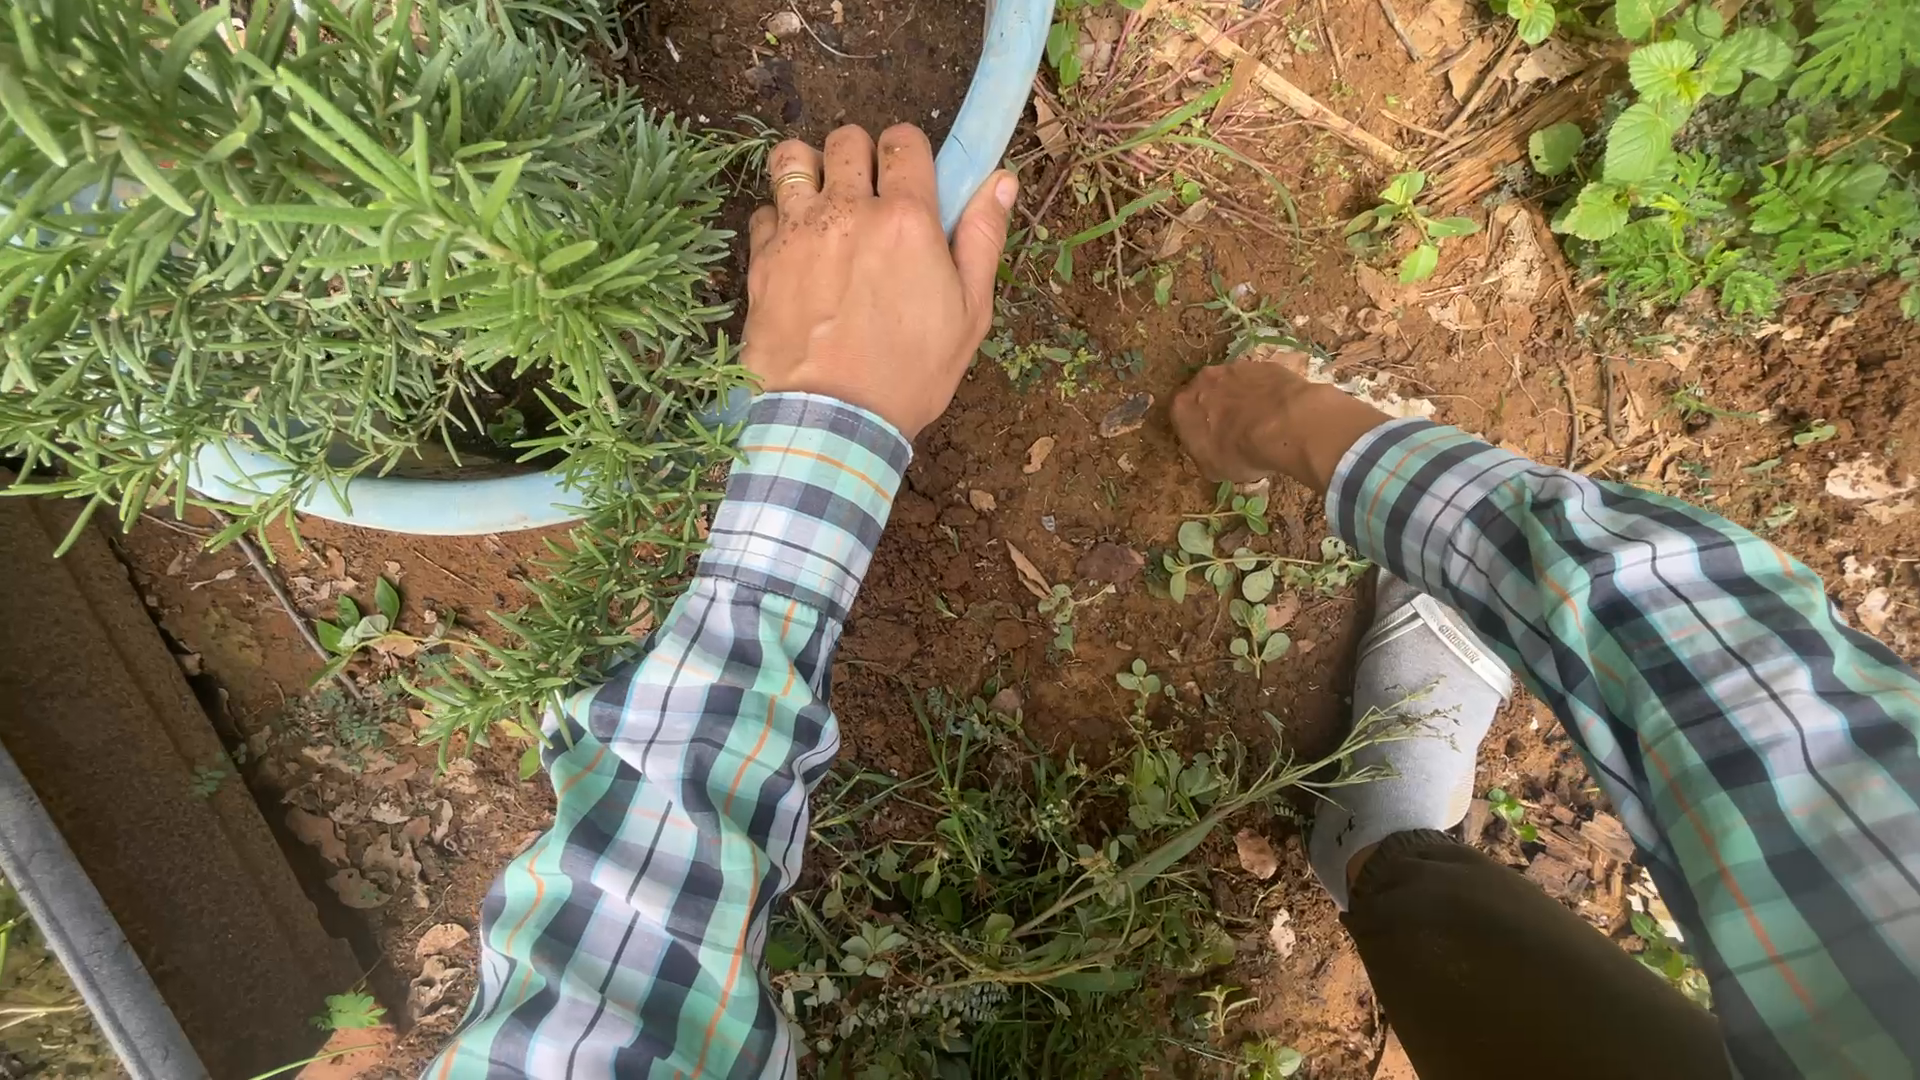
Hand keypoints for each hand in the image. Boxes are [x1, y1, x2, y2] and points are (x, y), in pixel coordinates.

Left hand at [741, 124, 1018, 438]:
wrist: (835, 422)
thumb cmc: (911, 374)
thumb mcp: (969, 316)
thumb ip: (983, 241)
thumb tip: (1001, 181)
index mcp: (906, 219)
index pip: (905, 140)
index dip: (910, 154)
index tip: (911, 180)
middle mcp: (847, 210)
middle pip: (847, 139)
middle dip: (862, 159)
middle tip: (868, 200)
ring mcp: (797, 233)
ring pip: (792, 158)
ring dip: (810, 171)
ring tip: (822, 206)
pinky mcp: (762, 261)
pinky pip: (764, 212)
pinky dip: (779, 222)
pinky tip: (796, 252)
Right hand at [1171, 359, 1390, 494]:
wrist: (1286, 426)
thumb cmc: (1240, 453)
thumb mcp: (1212, 469)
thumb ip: (1202, 454)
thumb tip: (1209, 452)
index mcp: (1181, 406)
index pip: (1180, 416)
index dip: (1194, 429)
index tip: (1207, 441)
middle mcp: (1203, 380)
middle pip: (1205, 393)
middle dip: (1216, 408)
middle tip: (1233, 430)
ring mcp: (1236, 368)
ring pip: (1233, 384)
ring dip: (1241, 398)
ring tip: (1260, 422)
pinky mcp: (1266, 364)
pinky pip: (1260, 380)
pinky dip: (1266, 393)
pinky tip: (1279, 412)